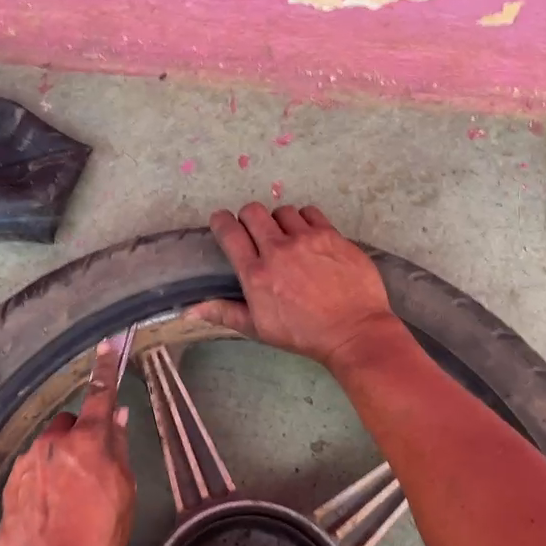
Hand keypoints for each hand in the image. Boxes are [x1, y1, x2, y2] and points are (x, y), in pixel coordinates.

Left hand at [0, 340, 135, 545]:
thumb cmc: (99, 535)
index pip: (100, 395)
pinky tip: (50, 513)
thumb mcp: (123, 492)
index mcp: (88, 441)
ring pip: (47, 450)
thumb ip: (117, 451)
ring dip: (58, 463)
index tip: (106, 344)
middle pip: (68, 426)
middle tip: (91, 472)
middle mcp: (53, 443)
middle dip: (78, 439)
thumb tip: (116, 420)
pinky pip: (31, 472)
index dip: (105, 369)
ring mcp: (26, 463)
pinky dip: (41, 483)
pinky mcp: (9, 485)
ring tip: (69, 503)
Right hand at [191, 203, 401, 368]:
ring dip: (279, 221)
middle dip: (249, 218)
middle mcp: (278, 250)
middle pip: (253, 212)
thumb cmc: (304, 335)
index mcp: (256, 274)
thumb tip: (191, 310)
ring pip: (282, 211)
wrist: (354, 331)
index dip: (221, 221)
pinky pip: (311, 212)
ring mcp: (306, 239)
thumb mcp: (259, 328)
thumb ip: (225, 313)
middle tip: (256, 231)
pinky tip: (309, 236)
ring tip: (287, 236)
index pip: (229, 232)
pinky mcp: (331, 235)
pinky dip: (305, 220)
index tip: (222, 221)